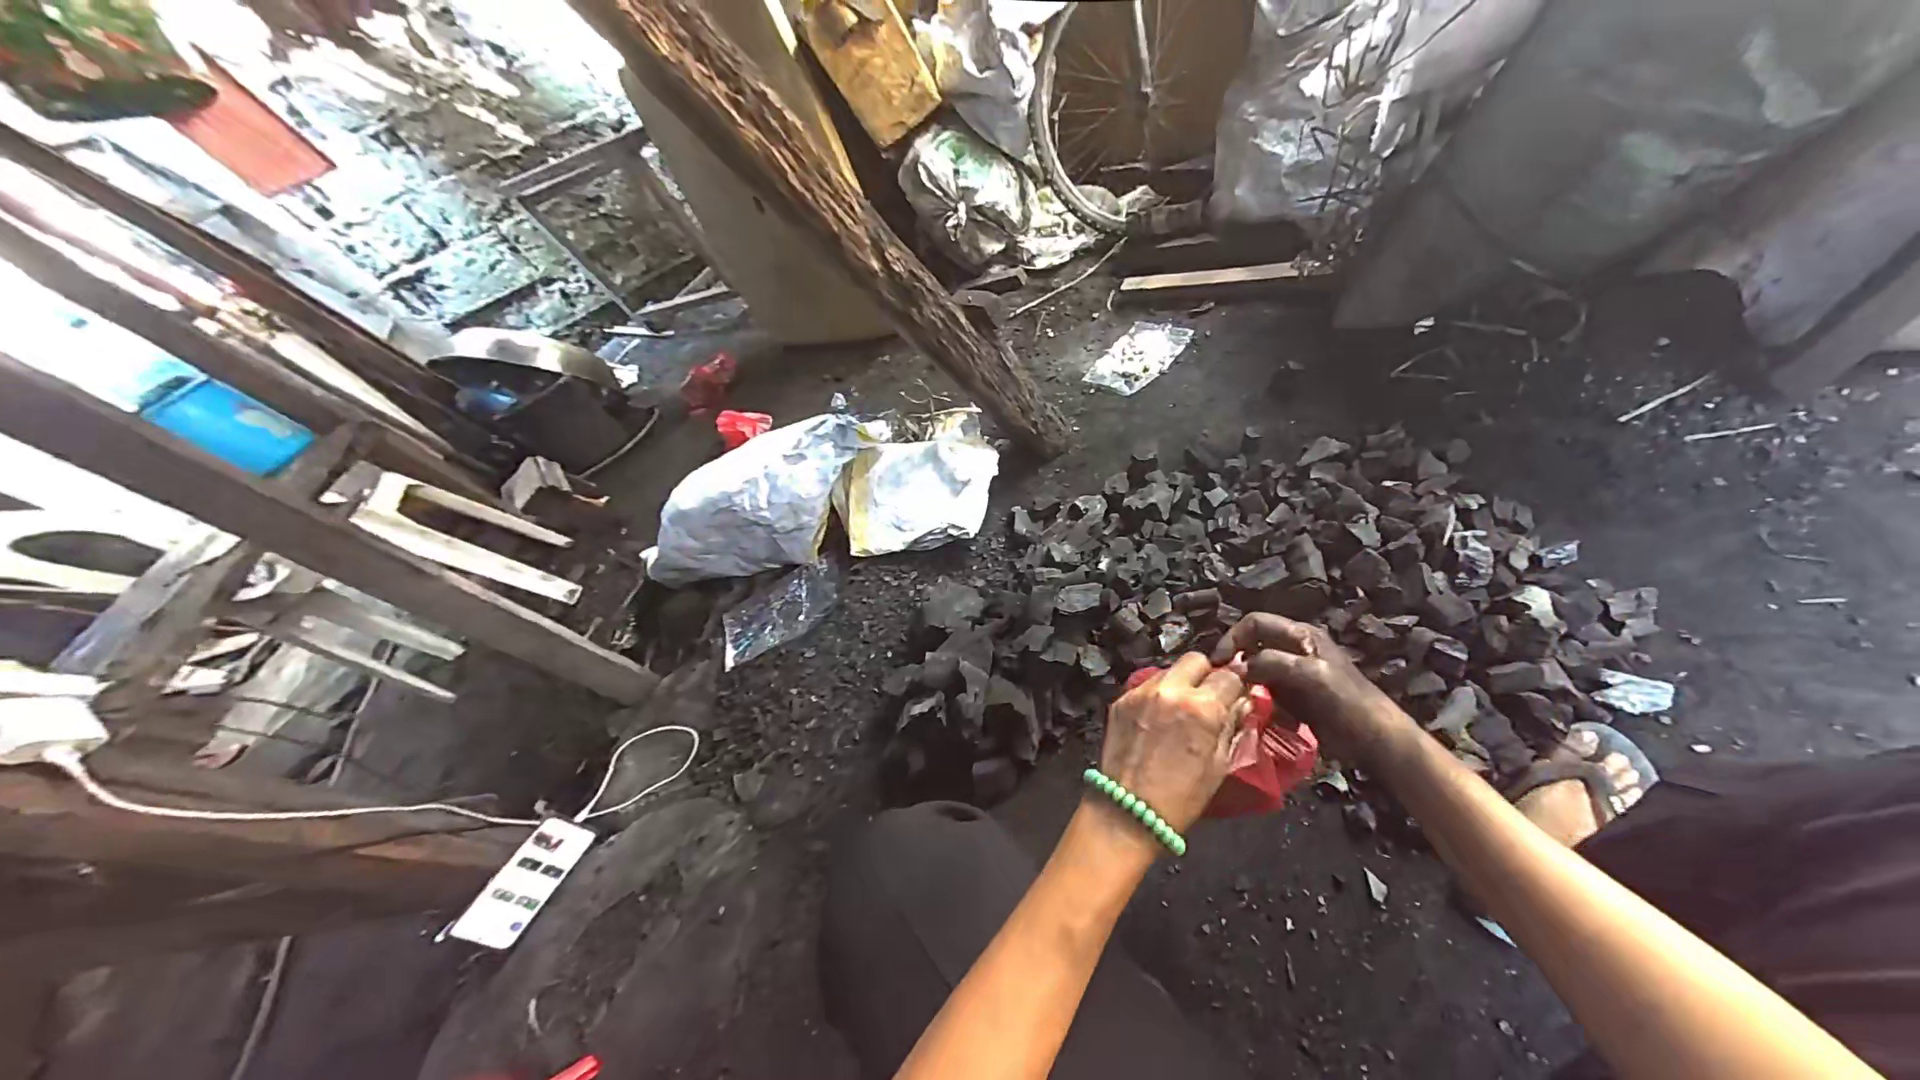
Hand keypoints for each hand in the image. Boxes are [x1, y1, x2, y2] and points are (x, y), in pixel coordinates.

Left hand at [1097, 652, 1245, 833]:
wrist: (1128, 810)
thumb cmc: (1182, 797)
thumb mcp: (1221, 765)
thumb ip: (1233, 726)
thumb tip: (1243, 702)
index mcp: (1202, 707)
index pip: (1230, 675)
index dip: (1236, 686)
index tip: (1236, 696)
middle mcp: (1171, 690)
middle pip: (1197, 660)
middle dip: (1207, 675)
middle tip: (1208, 698)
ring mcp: (1142, 692)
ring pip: (1169, 669)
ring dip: (1180, 683)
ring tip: (1181, 709)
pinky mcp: (1121, 699)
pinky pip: (1146, 685)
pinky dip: (1157, 694)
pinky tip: (1158, 717)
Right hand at [1209, 613, 1411, 767]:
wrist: (1377, 741)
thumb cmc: (1348, 703)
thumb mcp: (1310, 675)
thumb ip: (1272, 663)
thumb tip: (1236, 668)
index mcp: (1300, 635)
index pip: (1254, 623)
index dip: (1232, 637)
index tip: (1218, 662)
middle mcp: (1295, 650)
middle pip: (1252, 647)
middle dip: (1237, 664)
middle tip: (1226, 685)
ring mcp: (1295, 675)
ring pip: (1256, 672)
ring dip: (1248, 686)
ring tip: (1243, 703)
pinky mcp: (1295, 698)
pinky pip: (1266, 694)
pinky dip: (1260, 702)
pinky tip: (1263, 716)